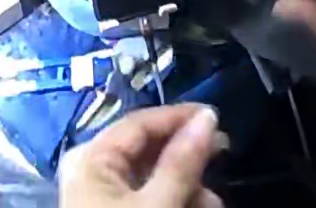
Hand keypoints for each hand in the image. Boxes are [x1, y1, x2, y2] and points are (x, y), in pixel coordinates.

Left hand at [59, 104, 225, 207]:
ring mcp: (100, 199)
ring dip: (187, 187)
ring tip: (214, 204)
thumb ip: (183, 162)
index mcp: (92, 158)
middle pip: (148, 150)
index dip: (180, 117)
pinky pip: (146, 200)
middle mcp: (92, 171)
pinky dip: (173, 202)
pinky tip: (198, 207)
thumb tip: (208, 118)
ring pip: (151, 178)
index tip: (217, 119)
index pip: (142, 122)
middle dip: (188, 159)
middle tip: (223, 157)